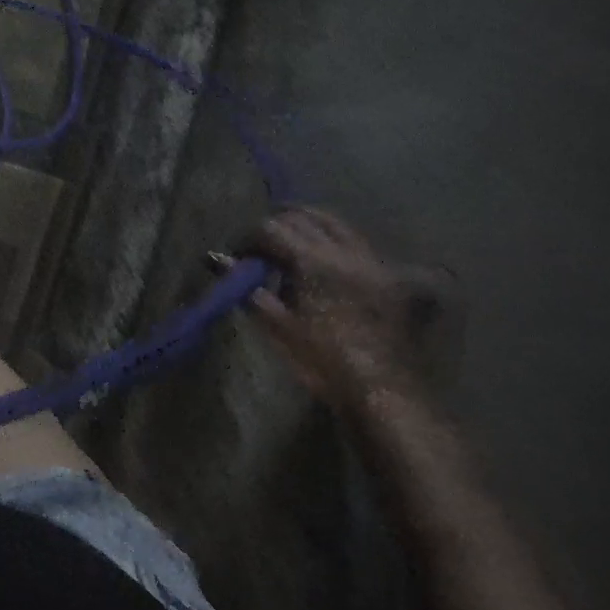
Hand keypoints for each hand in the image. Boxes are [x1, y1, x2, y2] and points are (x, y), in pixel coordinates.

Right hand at [244, 207, 422, 408]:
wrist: (383, 391)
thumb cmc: (323, 360)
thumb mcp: (278, 325)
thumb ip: (249, 288)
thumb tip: (217, 260)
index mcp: (315, 262)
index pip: (273, 229)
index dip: (249, 238)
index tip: (237, 255)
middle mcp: (347, 253)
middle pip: (306, 218)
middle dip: (278, 225)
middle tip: (261, 246)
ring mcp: (375, 264)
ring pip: (338, 225)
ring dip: (309, 227)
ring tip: (291, 246)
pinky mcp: (392, 279)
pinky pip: (359, 246)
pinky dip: (336, 243)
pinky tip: (325, 264)